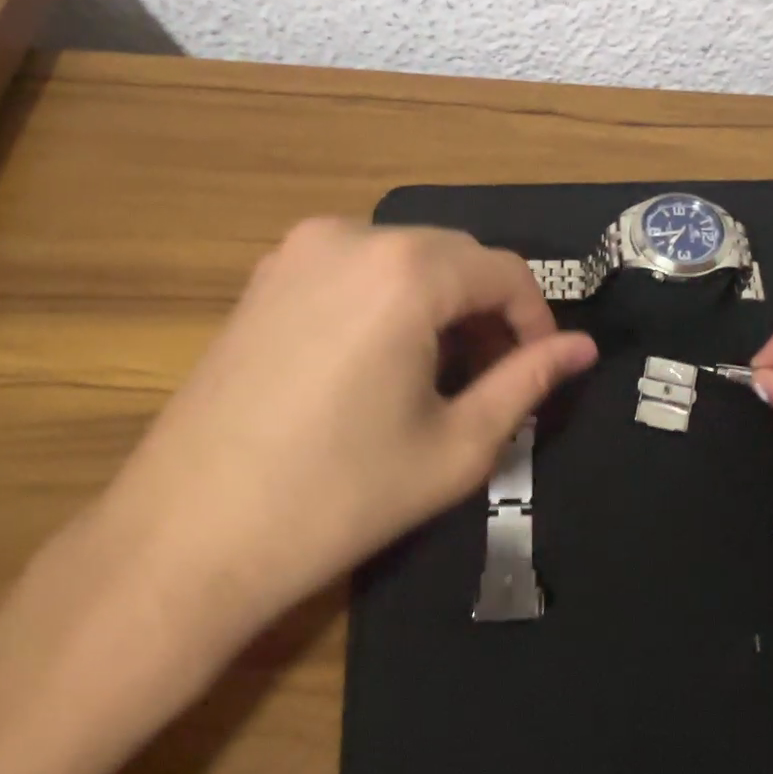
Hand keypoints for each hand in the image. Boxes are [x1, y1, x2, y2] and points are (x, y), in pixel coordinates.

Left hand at [99, 218, 596, 644]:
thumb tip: (583, 348)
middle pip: (453, 256)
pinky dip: (387, 301)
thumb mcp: (456, 445)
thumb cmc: (339, 496)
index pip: (504, 271)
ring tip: (440, 374)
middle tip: (495, 377)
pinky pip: (352, 270)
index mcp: (406, 270)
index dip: (536, 319)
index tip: (543, 369)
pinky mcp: (261, 280)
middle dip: (487, 310)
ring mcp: (295, 252)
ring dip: (439, 304)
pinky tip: (379, 363)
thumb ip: (529, 383)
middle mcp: (351, 237)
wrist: (189, 536)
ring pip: (403, 259)